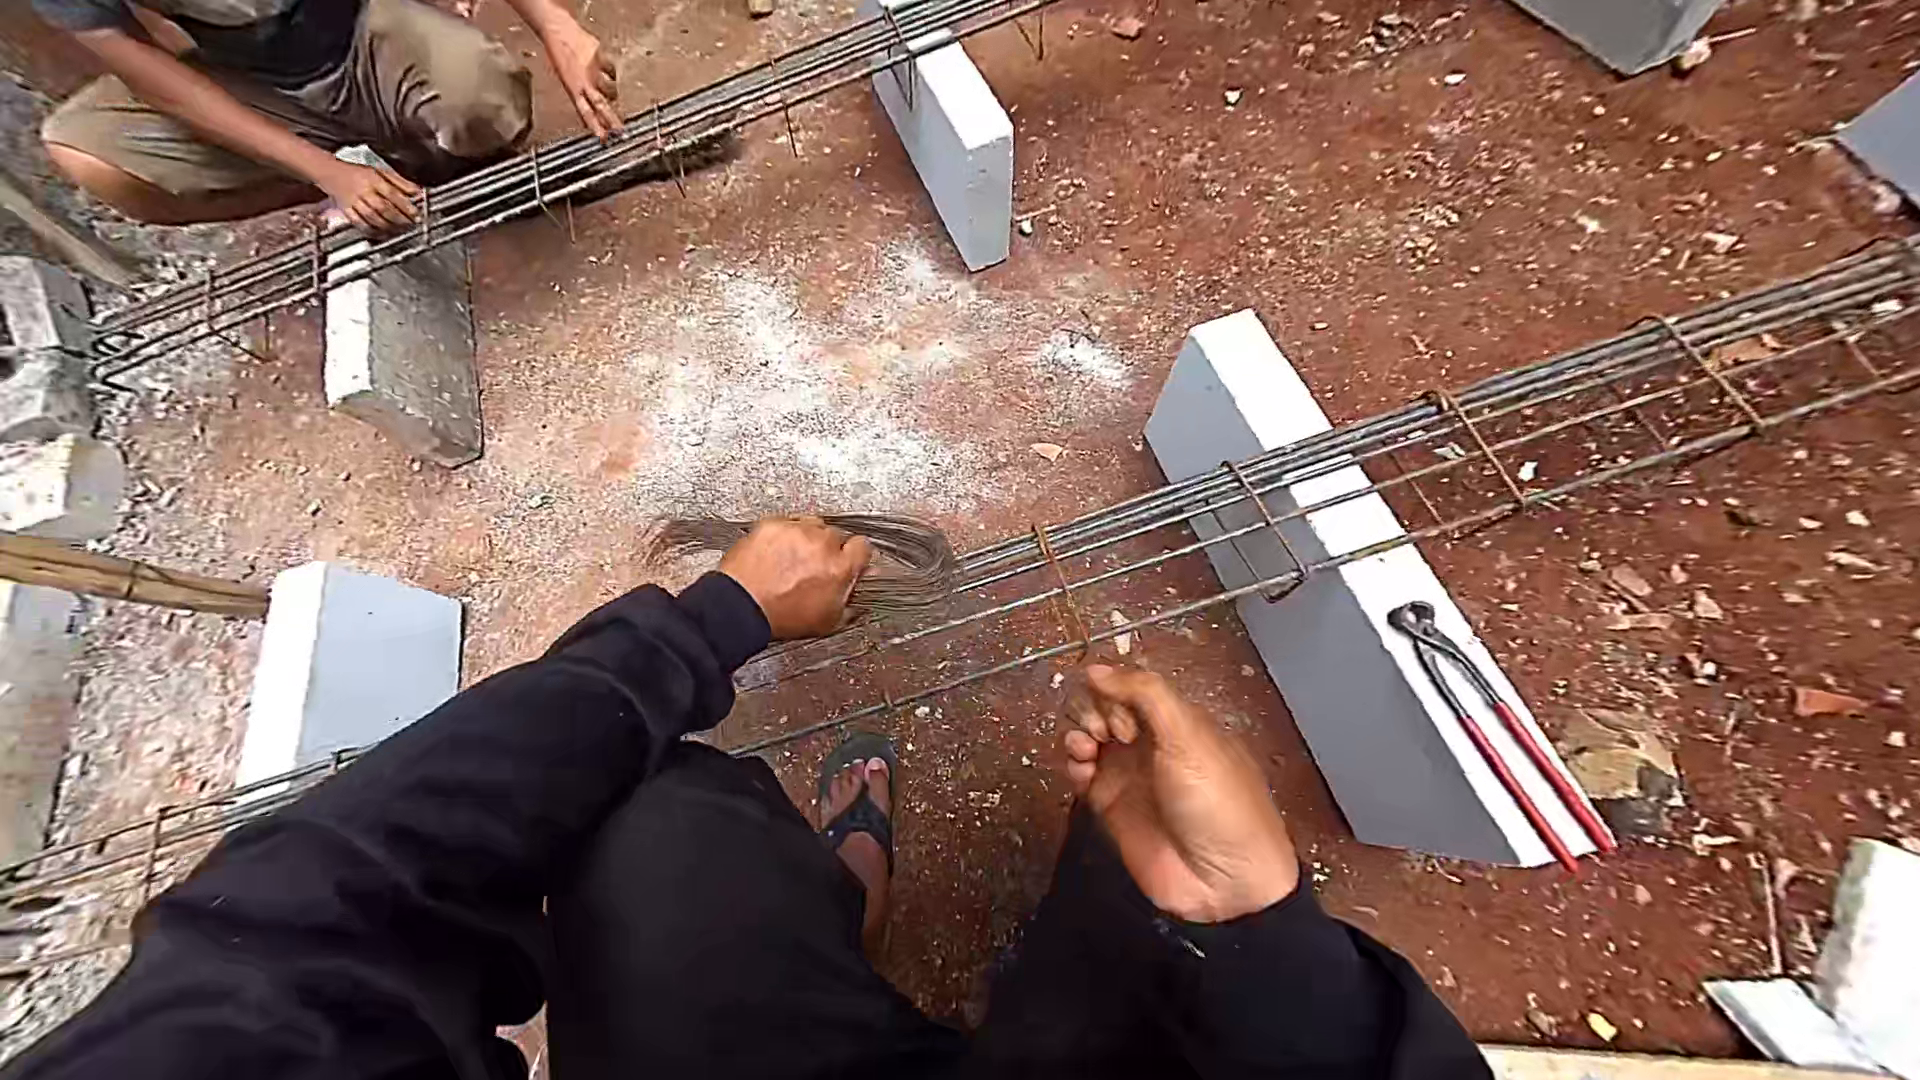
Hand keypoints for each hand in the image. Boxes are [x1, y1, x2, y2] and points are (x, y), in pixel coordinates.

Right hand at [314, 160, 418, 232]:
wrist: (326, 170)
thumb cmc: (358, 173)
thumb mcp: (380, 171)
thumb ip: (401, 182)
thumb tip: (419, 193)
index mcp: (372, 179)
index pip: (392, 194)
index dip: (406, 207)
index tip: (417, 215)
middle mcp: (361, 190)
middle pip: (383, 208)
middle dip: (400, 219)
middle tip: (411, 225)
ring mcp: (352, 200)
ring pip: (372, 217)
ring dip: (389, 226)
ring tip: (400, 230)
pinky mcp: (345, 209)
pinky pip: (359, 223)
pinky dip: (372, 231)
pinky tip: (383, 233)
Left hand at [543, 18, 620, 139]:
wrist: (555, 27)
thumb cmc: (559, 53)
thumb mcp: (566, 81)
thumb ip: (581, 100)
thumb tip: (589, 121)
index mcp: (574, 89)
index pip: (587, 114)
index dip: (596, 127)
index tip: (604, 140)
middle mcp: (585, 82)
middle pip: (602, 106)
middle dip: (613, 120)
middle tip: (622, 132)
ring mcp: (594, 70)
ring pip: (611, 90)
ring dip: (612, 94)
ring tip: (611, 93)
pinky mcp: (601, 58)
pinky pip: (612, 71)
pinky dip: (611, 73)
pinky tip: (608, 72)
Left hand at [718, 517, 871, 639]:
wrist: (740, 607)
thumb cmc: (780, 617)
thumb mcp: (828, 620)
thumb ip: (851, 599)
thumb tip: (863, 586)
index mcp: (840, 567)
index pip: (863, 546)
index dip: (855, 555)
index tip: (847, 560)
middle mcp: (821, 544)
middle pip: (836, 535)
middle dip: (828, 548)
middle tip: (813, 565)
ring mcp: (796, 531)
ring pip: (812, 525)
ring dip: (807, 538)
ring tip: (793, 558)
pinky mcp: (773, 524)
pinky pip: (787, 522)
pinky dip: (784, 534)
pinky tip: (777, 553)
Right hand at [1063, 664, 1299, 922]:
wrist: (1224, 883)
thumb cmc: (1217, 800)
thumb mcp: (1189, 735)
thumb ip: (1144, 693)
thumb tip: (1095, 668)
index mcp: (1173, 719)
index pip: (1128, 684)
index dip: (1116, 689)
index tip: (1124, 712)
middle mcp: (1146, 740)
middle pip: (1102, 704)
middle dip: (1096, 709)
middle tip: (1112, 735)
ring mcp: (1125, 770)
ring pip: (1085, 732)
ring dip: (1078, 730)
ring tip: (1088, 748)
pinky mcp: (1107, 802)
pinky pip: (1077, 770)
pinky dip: (1072, 762)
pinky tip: (1082, 770)